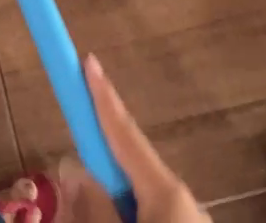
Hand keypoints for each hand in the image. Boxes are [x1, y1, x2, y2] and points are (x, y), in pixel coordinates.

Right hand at [59, 55, 209, 222]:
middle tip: (77, 174)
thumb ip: (95, 207)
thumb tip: (71, 167)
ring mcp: (193, 218)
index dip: (102, 95)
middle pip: (131, 165)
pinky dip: (133, 213)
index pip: (124, 133)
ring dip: (116, 197)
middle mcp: (186, 197)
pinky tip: (123, 220)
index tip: (88, 58)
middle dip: (102, 163)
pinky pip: (154, 213)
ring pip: (142, 193)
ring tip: (97, 215)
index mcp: (167, 190)